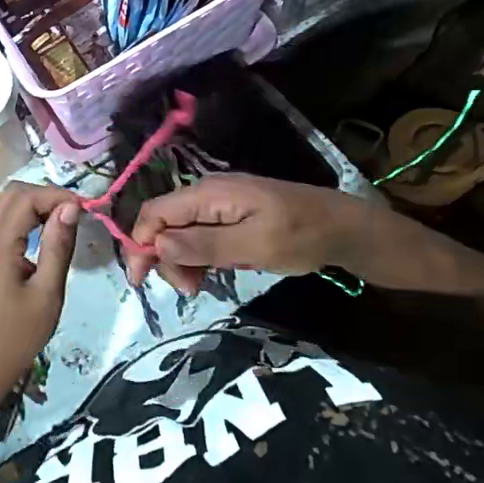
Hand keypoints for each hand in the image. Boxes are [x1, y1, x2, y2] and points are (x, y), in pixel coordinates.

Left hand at [0, 183, 79, 407]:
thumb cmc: (19, 334)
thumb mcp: (48, 293)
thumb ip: (59, 246)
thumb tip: (71, 207)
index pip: (26, 198)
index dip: (57, 196)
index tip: (84, 209)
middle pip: (13, 193)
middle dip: (46, 195)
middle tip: (75, 213)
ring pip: (5, 203)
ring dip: (35, 203)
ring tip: (64, 220)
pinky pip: (1, 219)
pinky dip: (24, 216)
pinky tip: (44, 231)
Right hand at [125, 174, 366, 294]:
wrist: (343, 227)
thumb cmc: (301, 236)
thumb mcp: (255, 247)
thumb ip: (205, 245)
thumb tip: (158, 245)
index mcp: (209, 194)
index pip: (155, 213)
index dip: (140, 244)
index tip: (141, 281)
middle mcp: (207, 193)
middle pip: (164, 223)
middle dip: (163, 257)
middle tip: (187, 289)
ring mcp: (218, 203)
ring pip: (178, 231)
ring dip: (180, 260)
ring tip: (199, 286)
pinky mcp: (229, 214)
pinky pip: (198, 234)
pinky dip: (196, 256)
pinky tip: (210, 273)